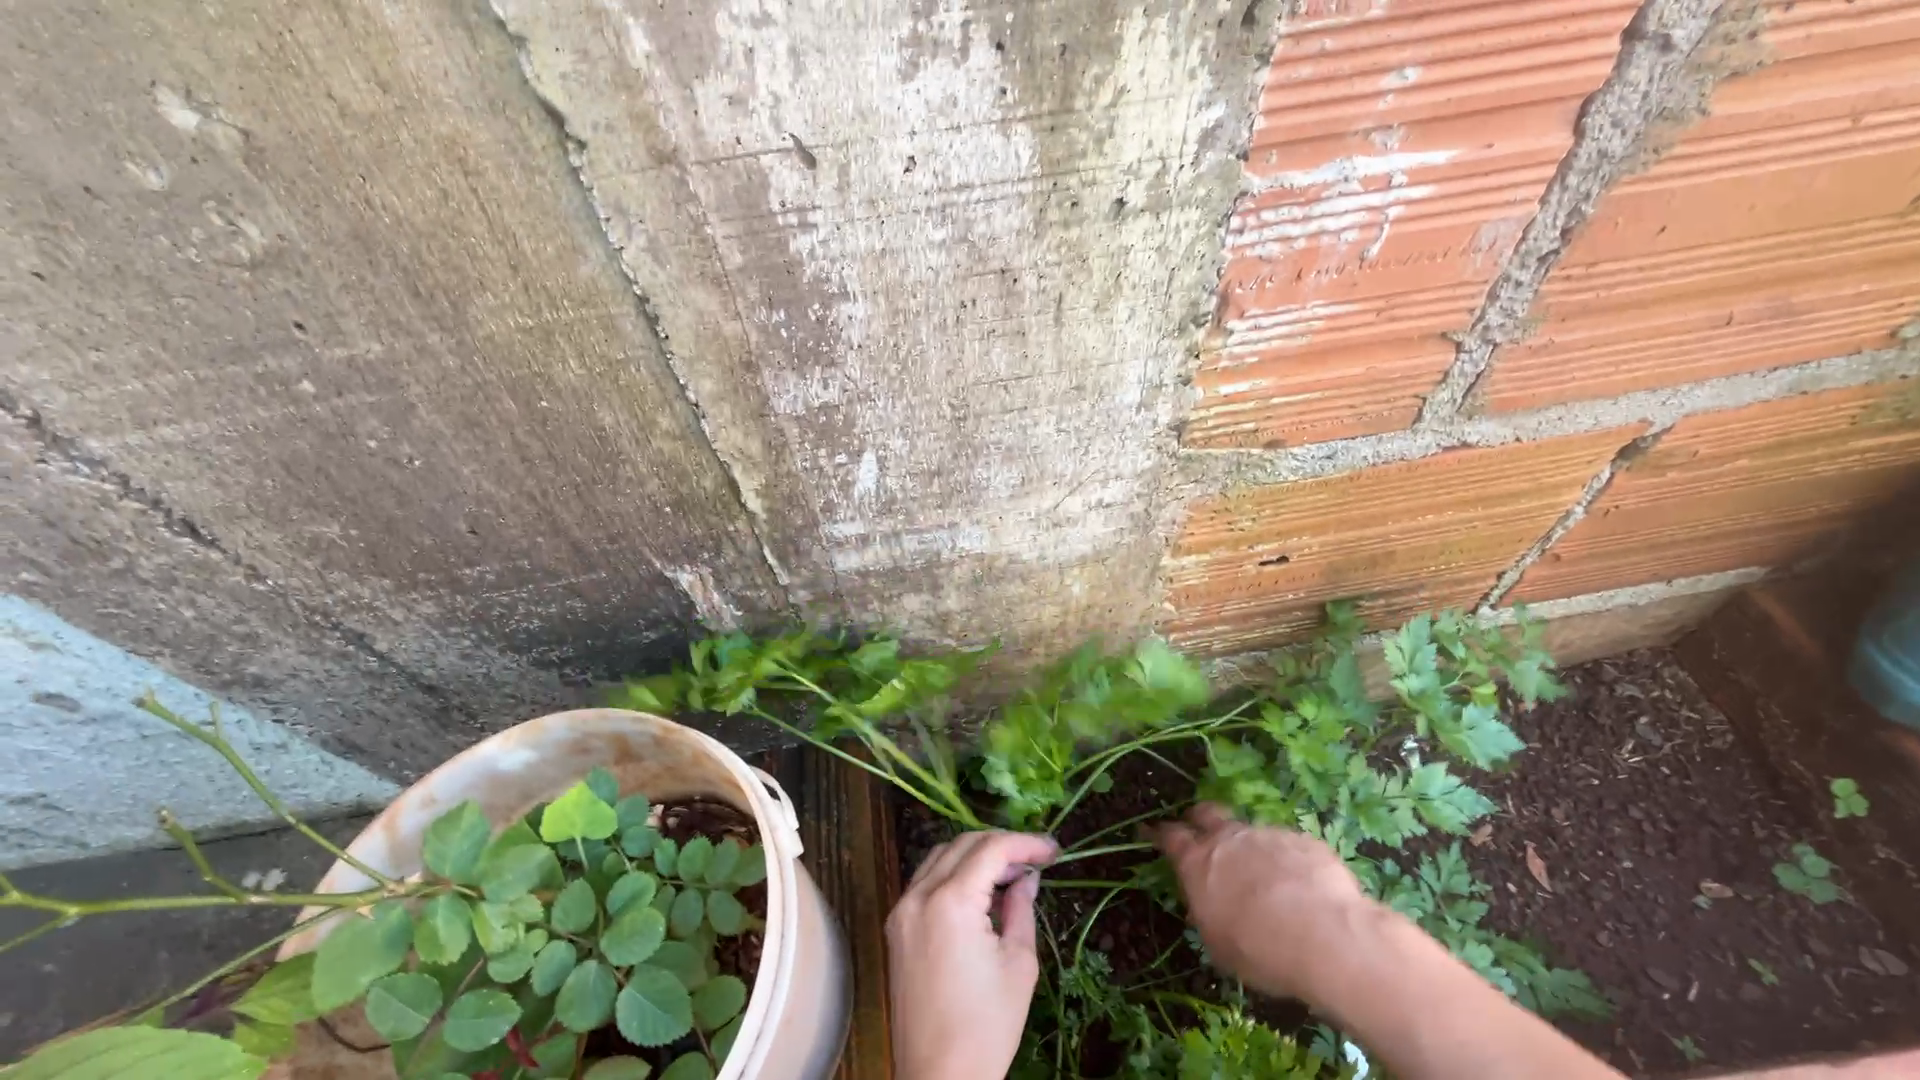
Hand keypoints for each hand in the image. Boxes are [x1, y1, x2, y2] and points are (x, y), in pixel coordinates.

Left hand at [887, 831, 1057, 1079]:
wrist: (938, 1077)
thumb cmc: (987, 1026)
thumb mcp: (1018, 963)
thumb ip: (1021, 908)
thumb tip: (1027, 877)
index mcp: (950, 902)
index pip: (991, 849)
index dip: (1026, 844)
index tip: (1054, 851)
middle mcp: (918, 896)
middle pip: (963, 845)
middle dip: (1002, 846)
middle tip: (1035, 861)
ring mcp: (902, 911)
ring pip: (940, 857)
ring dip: (976, 856)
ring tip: (1011, 873)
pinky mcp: (896, 928)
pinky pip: (926, 882)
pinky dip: (954, 874)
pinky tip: (980, 892)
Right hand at [1153, 803, 1370, 998]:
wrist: (1325, 937)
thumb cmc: (1259, 949)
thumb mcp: (1218, 945)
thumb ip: (1207, 916)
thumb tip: (1207, 908)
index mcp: (1197, 863)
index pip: (1169, 837)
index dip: (1159, 833)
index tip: (1151, 831)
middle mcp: (1228, 838)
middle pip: (1207, 812)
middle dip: (1200, 818)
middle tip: (1202, 832)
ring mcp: (1267, 834)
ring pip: (1250, 831)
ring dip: (1250, 846)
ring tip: (1265, 876)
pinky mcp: (1304, 840)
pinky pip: (1288, 845)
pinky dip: (1287, 860)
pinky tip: (1302, 887)